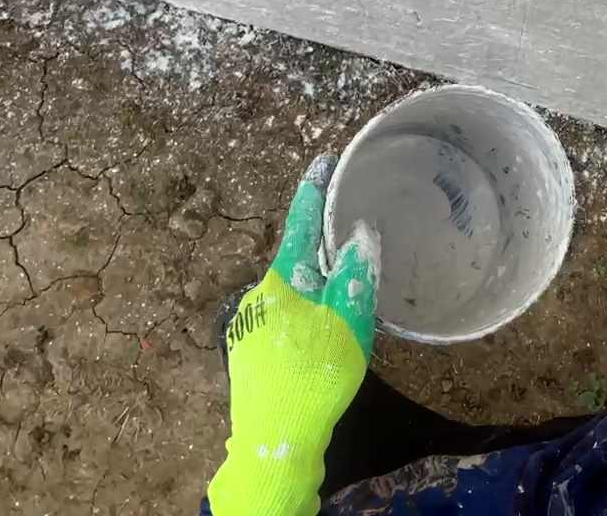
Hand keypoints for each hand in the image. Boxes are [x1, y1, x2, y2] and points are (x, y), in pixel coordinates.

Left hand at [206, 156, 379, 515]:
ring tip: (345, 291)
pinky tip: (323, 328)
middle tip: (352, 238)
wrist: (274, 445)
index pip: (299, 224)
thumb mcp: (348, 321)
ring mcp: (249, 325)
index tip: (322, 162)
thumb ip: (355, 273)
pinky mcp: (249, 350)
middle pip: (297, 259)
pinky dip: (306, 307)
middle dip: (322, 247)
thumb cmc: (315, 376)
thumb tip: (357, 232)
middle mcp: (257, 296)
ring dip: (316, 283)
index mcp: (280, 282)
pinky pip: (285, 313)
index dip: (312, 191)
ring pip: (292, 290)